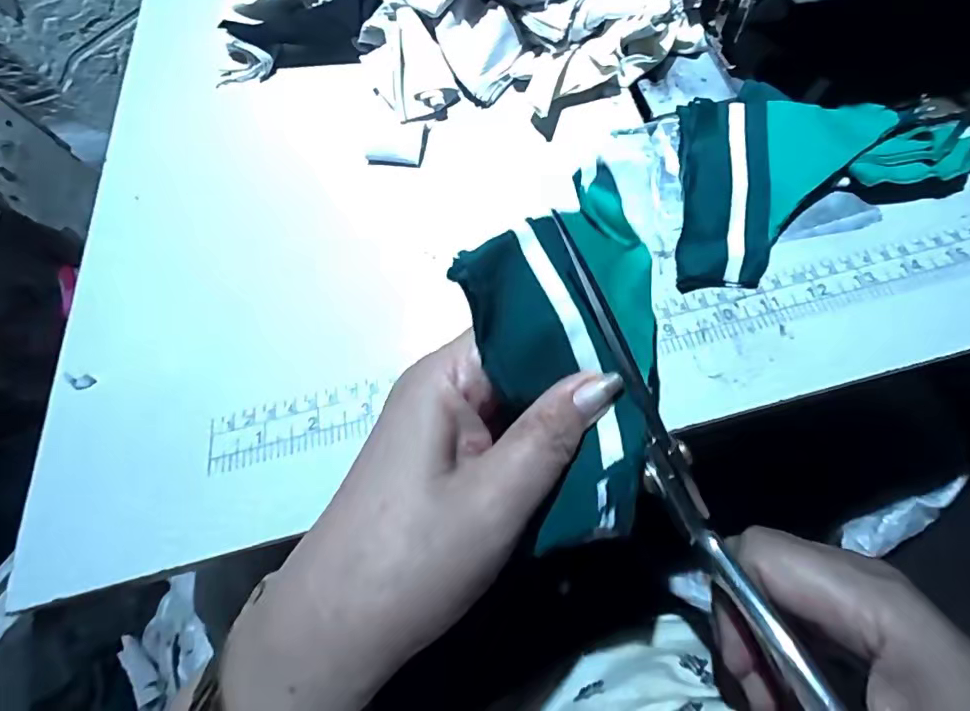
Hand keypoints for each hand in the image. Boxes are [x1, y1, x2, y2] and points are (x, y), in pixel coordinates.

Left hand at [219, 330, 622, 710]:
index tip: (628, 340)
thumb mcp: (493, 499)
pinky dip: (546, 443)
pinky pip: (511, 433)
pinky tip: (587, 454)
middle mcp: (445, 389)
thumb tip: (608, 376)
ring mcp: (449, 425)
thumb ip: (551, 434)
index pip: (518, 326)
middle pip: (525, 364)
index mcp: (444, 376)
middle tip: (640, 387)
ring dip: (565, 415)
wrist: (330, 643)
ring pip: (523, 402)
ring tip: (627, 418)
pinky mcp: (454, 458)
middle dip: (578, 378)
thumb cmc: (409, 562)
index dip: (573, 329)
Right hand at [714, 527, 969, 710]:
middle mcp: (860, 577)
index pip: (755, 550)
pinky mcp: (876, 623)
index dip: (728, 607)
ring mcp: (870, 596)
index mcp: (861, 590)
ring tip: (783, 707)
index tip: (745, 681)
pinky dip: (790, 654)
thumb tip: (756, 687)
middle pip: (762, 567)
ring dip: (765, 650)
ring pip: (781, 591)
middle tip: (766, 704)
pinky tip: (806, 699)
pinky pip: (809, 615)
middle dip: (745, 634)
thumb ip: (799, 693)